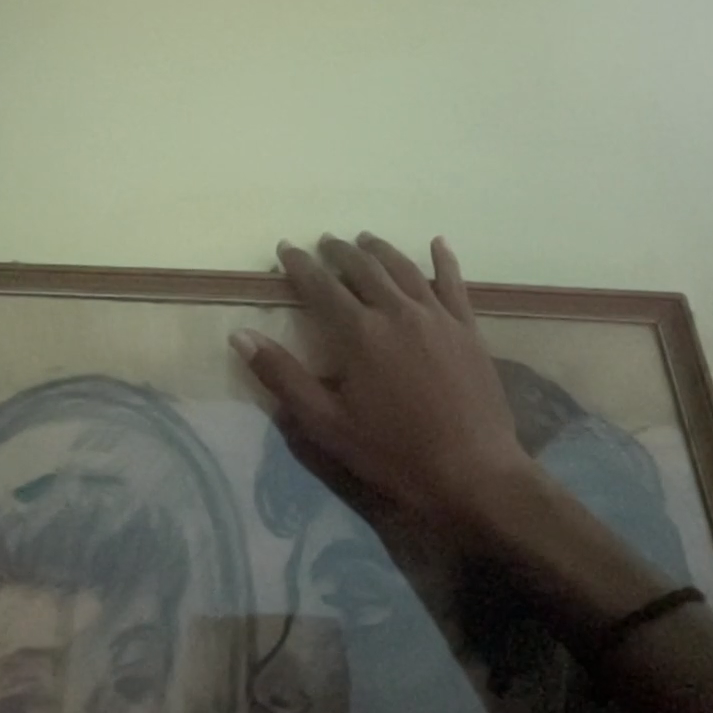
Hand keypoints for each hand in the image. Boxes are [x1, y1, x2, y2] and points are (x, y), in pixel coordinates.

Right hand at [232, 234, 539, 533]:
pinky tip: (439, 244)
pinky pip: (454, 283)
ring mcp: (437, 316)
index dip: (300, 265)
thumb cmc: (393, 452)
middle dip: (339, 251)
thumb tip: (239, 335)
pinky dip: (444, 260)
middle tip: (324, 242)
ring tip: (365, 239)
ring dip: (381, 250)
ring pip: (404, 268)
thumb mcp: (326, 423)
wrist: (473, 473)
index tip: (286, 248)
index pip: (321, 285)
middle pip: (363, 268)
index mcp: (359, 332)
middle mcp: (396, 311)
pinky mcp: (467, 329)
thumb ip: (282, 376)